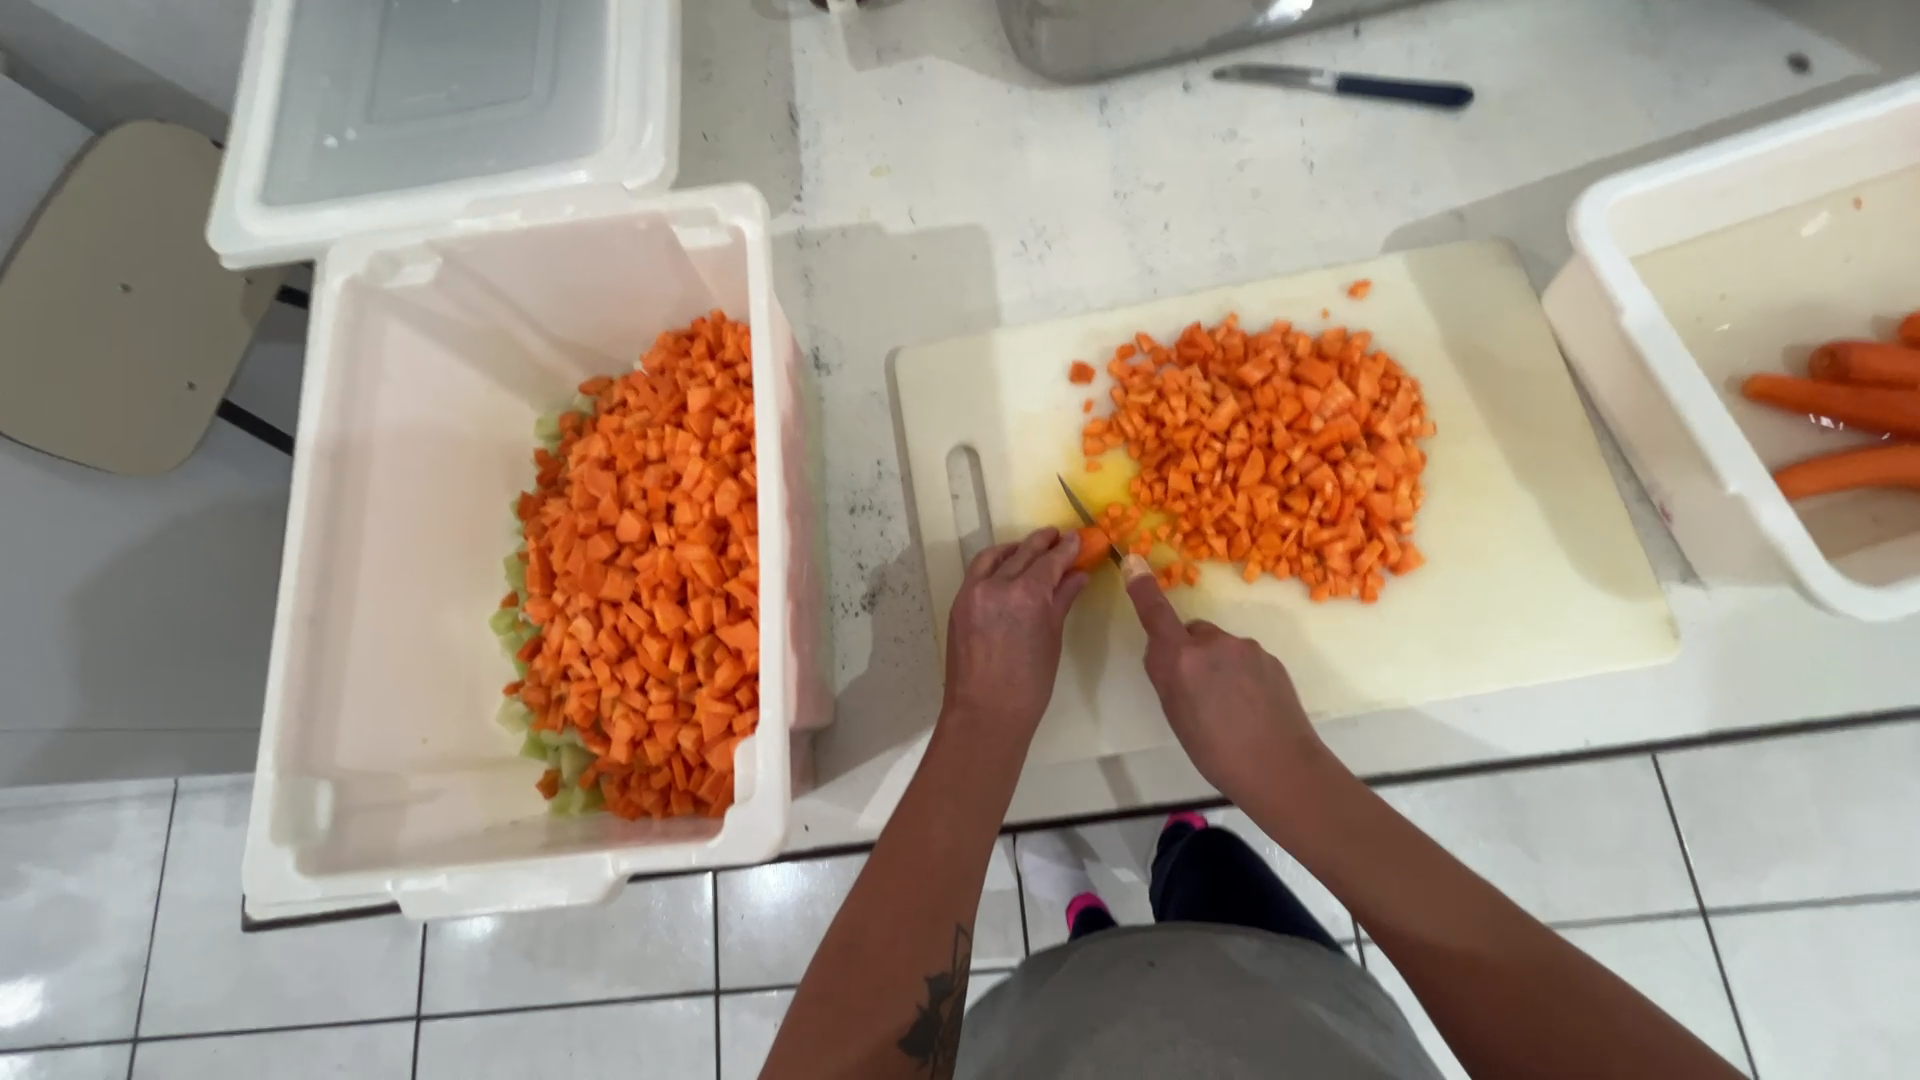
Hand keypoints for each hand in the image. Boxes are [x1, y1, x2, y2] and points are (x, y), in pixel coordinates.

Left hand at [942, 527, 1089, 742]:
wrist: (985, 712)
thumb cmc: (1029, 684)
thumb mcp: (1051, 638)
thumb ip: (1061, 600)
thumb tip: (1077, 576)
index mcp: (1026, 594)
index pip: (1050, 561)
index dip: (1066, 548)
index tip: (1078, 538)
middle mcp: (996, 585)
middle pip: (1023, 553)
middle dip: (1042, 542)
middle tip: (1058, 535)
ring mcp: (973, 592)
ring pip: (995, 557)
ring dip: (1015, 548)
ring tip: (1031, 548)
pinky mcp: (959, 603)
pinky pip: (978, 572)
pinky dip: (994, 564)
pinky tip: (1007, 568)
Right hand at [1121, 556, 1329, 799]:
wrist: (1279, 767)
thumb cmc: (1214, 750)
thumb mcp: (1175, 712)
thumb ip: (1167, 675)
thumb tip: (1168, 653)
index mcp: (1180, 658)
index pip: (1155, 614)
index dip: (1142, 588)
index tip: (1133, 562)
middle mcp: (1212, 643)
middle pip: (1191, 634)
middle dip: (1188, 652)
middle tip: (1195, 693)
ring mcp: (1246, 648)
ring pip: (1220, 647)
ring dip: (1217, 666)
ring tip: (1227, 707)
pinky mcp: (1270, 659)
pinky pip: (1244, 658)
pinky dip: (1240, 675)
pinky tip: (1249, 707)